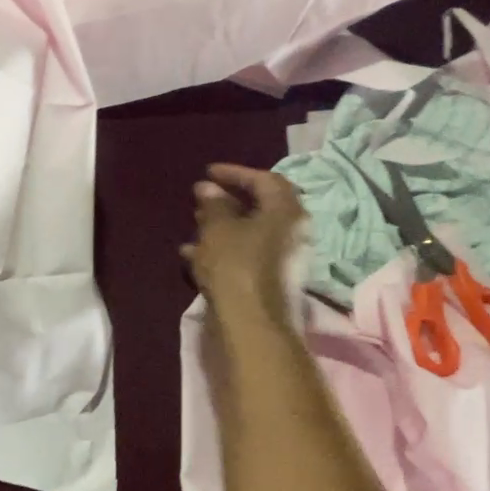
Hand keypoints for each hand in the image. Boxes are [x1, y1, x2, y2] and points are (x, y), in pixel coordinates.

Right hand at [180, 163, 305, 323]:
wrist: (252, 319)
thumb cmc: (235, 265)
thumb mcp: (217, 230)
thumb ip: (214, 205)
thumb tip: (209, 188)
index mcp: (287, 212)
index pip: (266, 180)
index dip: (236, 173)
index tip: (208, 172)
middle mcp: (294, 230)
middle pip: (263, 205)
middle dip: (231, 199)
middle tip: (203, 198)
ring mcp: (285, 254)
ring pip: (253, 229)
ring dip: (225, 223)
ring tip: (195, 224)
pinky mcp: (272, 274)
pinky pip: (247, 249)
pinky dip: (225, 245)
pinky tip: (196, 252)